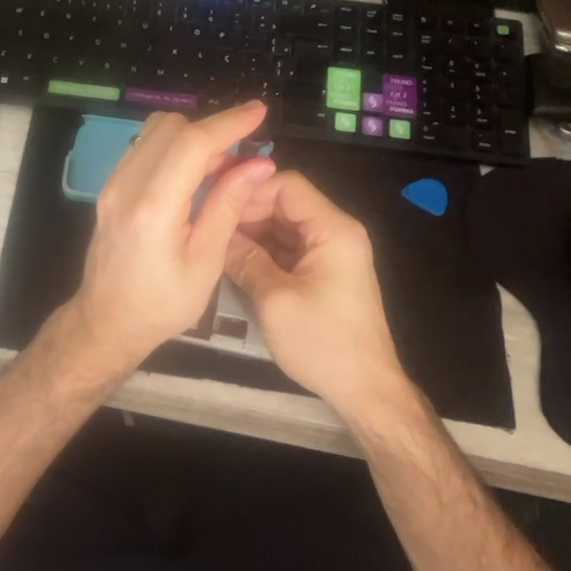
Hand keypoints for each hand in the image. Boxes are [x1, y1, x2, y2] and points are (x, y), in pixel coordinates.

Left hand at [61, 102, 276, 374]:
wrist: (107, 322)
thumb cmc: (160, 305)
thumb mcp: (205, 264)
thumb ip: (228, 207)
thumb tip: (259, 164)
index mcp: (152, 209)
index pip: (191, 144)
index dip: (229, 123)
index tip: (259, 113)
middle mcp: (125, 188)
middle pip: (171, 128)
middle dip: (211, 130)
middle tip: (241, 156)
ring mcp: (112, 186)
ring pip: (154, 133)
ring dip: (191, 138)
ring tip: (219, 168)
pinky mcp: (109, 190)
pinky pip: (143, 150)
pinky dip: (172, 150)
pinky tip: (193, 176)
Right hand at [224, 172, 406, 405]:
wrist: (363, 386)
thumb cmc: (323, 342)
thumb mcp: (275, 300)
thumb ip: (246, 261)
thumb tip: (216, 235)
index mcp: (332, 230)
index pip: (287, 185)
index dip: (249, 191)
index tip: (215, 208)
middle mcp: (334, 233)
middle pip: (284, 203)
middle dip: (246, 212)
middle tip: (207, 227)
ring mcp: (329, 253)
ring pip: (282, 227)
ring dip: (251, 233)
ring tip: (213, 244)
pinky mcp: (321, 273)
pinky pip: (287, 249)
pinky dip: (262, 251)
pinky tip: (233, 261)